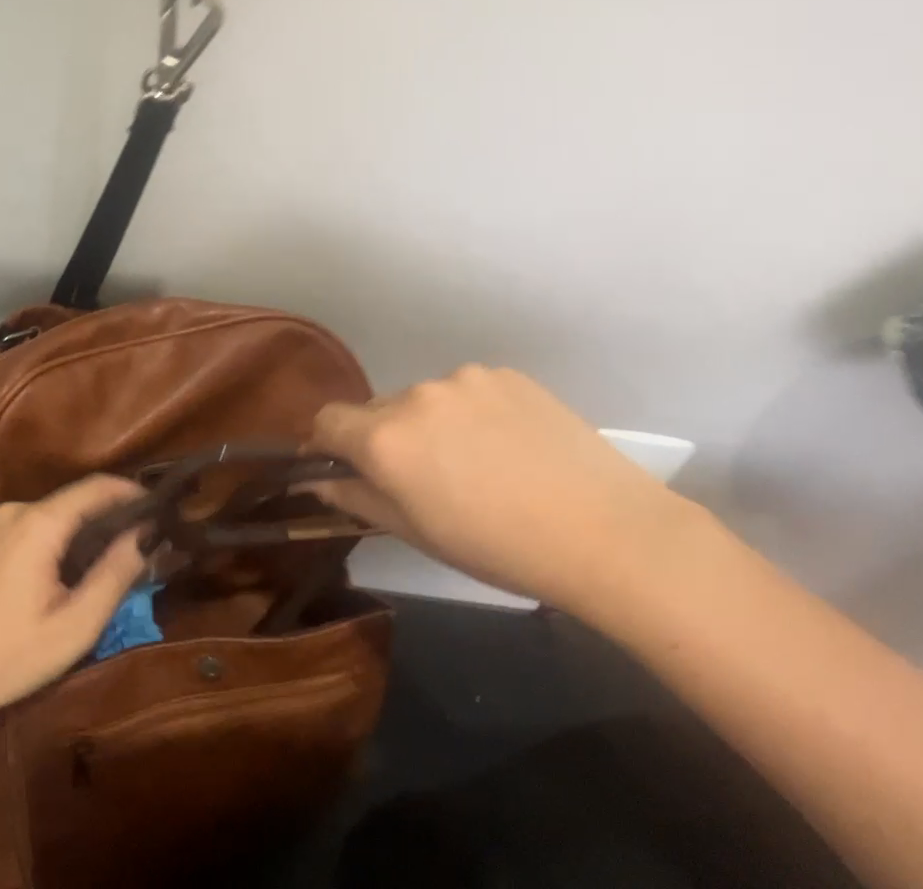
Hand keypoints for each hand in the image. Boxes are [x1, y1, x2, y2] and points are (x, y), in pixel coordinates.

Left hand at [0, 476, 148, 727]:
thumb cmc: (7, 656)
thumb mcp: (75, 625)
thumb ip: (115, 575)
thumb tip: (145, 537)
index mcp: (38, 523)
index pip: (98, 487)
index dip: (135, 495)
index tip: (167, 513)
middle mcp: (15, 512)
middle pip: (77, 501)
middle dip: (115, 519)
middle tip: (150, 547)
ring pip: (56, 518)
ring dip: (89, 534)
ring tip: (120, 564)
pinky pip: (36, 532)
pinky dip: (63, 544)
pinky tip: (75, 576)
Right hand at [310, 366, 717, 615]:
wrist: (605, 531)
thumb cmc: (497, 547)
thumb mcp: (415, 532)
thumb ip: (356, 498)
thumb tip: (317, 479)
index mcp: (384, 439)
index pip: (325, 421)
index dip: (325, 445)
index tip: (340, 469)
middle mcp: (416, 396)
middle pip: (375, 410)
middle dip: (380, 439)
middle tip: (418, 480)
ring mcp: (465, 380)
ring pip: (423, 401)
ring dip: (427, 425)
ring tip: (471, 465)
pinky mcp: (507, 375)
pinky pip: (466, 392)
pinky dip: (468, 414)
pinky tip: (504, 448)